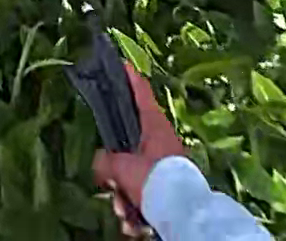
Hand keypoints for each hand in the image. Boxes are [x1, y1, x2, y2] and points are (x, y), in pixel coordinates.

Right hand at [92, 63, 186, 236]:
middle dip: (115, 170)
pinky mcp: (169, 186)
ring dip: (124, 195)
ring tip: (125, 213)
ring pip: (134, 171)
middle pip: (129, 141)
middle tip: (110, 186)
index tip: (122, 62)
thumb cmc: (156, 179)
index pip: (140, 90)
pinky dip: (137, 207)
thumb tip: (99, 164)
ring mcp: (166, 162)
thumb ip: (105, 161)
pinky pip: (145, 191)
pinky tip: (134, 223)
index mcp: (154, 122)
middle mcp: (161, 138)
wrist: (186, 216)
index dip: (129, 76)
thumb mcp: (122, 167)